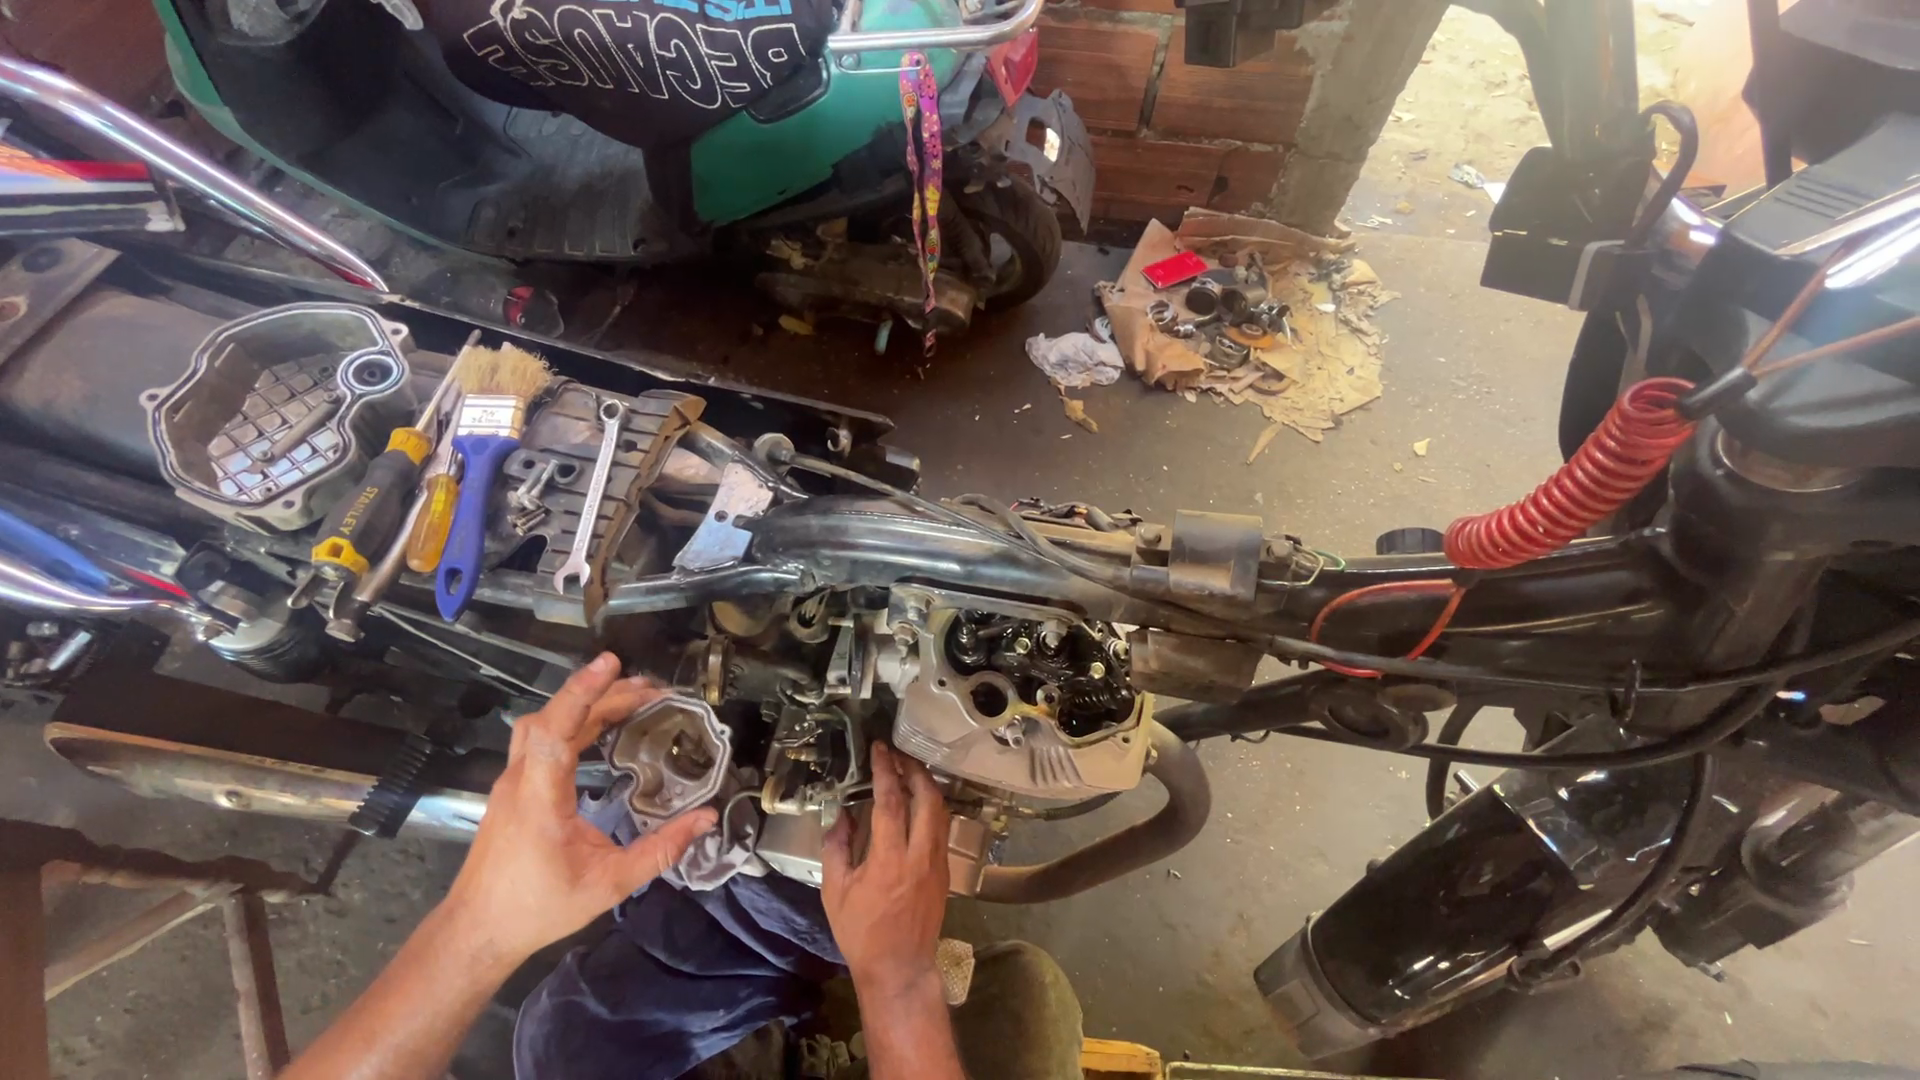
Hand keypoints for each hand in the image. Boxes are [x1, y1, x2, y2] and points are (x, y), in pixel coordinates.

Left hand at [439, 653, 716, 970]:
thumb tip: (705, 819)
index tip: (610, 664)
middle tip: (652, 690)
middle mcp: (521, 779)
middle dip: (603, 694)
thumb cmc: (538, 908)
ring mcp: (513, 782)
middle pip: (555, 717)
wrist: (476, 933)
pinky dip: (574, 720)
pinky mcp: (515, 788)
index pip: (555, 729)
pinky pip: (542, 738)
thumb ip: (660, 850)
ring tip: (632, 699)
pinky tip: (603, 727)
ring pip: (545, 724)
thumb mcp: (609, 884)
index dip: (582, 692)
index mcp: (539, 797)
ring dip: (586, 704)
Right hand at [822, 742, 950, 996]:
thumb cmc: (861, 932)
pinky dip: (931, 806)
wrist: (899, 968)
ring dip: (926, 786)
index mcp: (889, 859)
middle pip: (927, 797)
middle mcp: (919, 854)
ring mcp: (937, 862)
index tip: (880, 749)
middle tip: (898, 755)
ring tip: (908, 771)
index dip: (885, 770)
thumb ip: (837, 847)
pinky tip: (918, 802)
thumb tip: (843, 814)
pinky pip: (942, 827)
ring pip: (940, 811)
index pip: (891, 801)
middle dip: (914, 769)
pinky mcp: (945, 871)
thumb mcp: (835, 891)